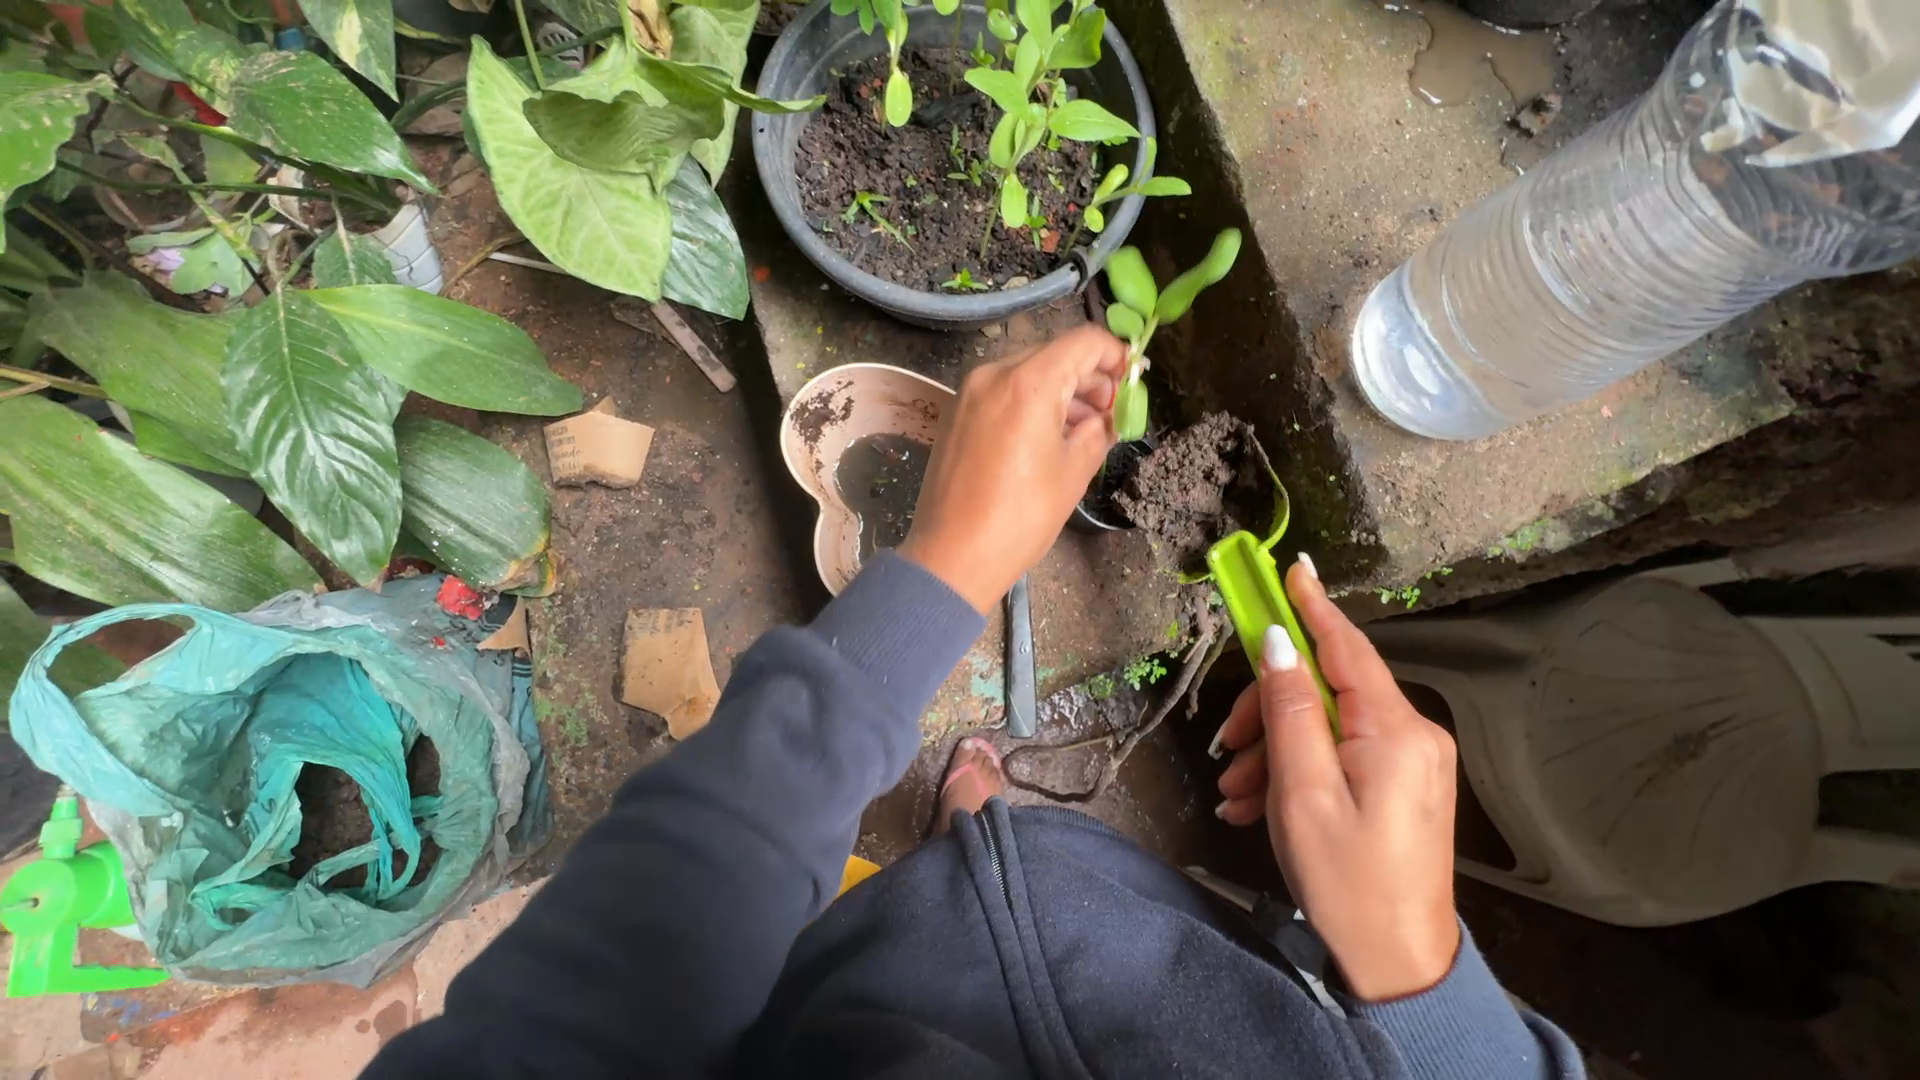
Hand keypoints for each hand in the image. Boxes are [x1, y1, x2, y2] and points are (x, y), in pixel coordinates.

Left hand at [898, 325, 1124, 612]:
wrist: (952, 557)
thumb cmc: (1020, 517)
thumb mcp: (1073, 472)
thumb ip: (1099, 429)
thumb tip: (1108, 414)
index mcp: (1028, 382)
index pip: (1084, 342)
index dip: (1116, 356)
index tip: (1132, 382)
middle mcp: (993, 374)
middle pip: (1054, 354)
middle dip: (1089, 378)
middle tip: (1110, 413)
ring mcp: (968, 392)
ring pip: (1027, 372)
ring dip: (1061, 392)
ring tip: (1083, 430)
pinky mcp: (955, 413)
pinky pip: (1003, 392)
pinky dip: (1031, 403)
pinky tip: (1047, 437)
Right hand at [1213, 556, 1460, 1000]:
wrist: (1397, 966)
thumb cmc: (1345, 880)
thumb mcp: (1303, 791)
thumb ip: (1291, 709)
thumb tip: (1277, 642)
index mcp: (1395, 730)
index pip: (1345, 647)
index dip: (1311, 605)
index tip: (1291, 567)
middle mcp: (1411, 734)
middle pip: (1325, 687)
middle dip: (1268, 708)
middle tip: (1227, 750)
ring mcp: (1409, 760)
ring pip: (1324, 721)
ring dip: (1272, 746)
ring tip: (1236, 794)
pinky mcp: (1399, 782)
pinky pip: (1337, 752)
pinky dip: (1294, 767)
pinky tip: (1258, 803)